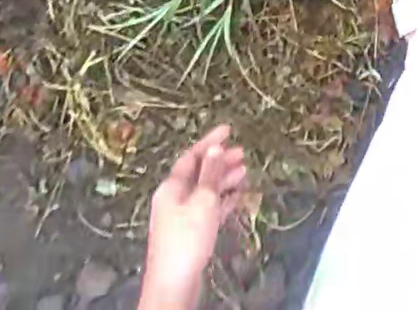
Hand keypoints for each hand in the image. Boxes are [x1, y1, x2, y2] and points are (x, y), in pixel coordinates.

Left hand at [138, 125, 247, 309]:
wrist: (174, 287)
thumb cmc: (187, 238)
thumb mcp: (203, 200)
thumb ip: (211, 174)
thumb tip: (215, 148)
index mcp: (172, 187)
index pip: (192, 156)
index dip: (210, 142)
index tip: (229, 129)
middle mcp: (175, 198)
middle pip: (199, 173)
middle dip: (220, 161)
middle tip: (242, 152)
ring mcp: (182, 217)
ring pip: (206, 191)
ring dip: (224, 180)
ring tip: (245, 171)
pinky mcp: (191, 233)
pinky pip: (208, 209)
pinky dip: (222, 201)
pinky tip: (238, 196)